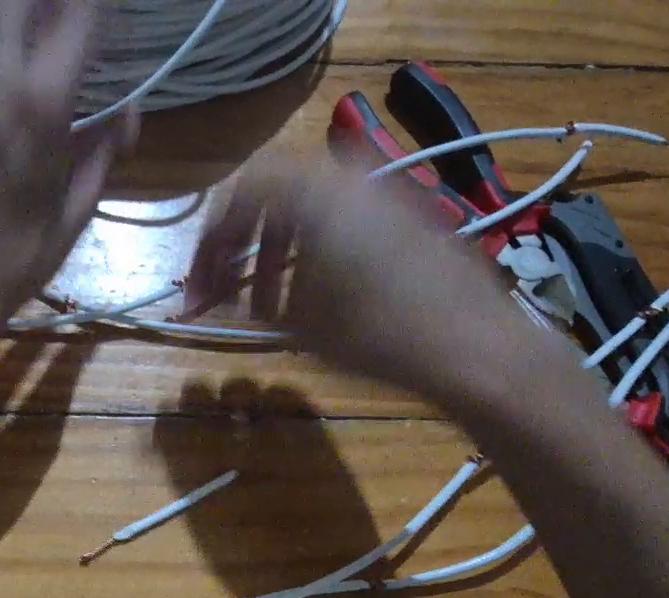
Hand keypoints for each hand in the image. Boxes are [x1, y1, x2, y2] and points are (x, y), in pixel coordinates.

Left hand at [0, 0, 138, 337]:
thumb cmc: (13, 263)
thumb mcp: (73, 214)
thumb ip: (104, 152)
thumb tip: (129, 113)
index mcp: (41, 100)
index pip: (80, 14)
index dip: (94, 10)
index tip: (100, 19)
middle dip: (46, 7)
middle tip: (57, 23)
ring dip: (3, 18)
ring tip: (20, 38)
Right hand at [184, 155, 560, 417]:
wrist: (473, 346)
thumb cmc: (377, 337)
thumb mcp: (297, 323)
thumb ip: (246, 301)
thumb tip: (212, 299)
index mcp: (313, 194)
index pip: (235, 200)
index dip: (206, 249)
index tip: (195, 293)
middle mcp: (347, 179)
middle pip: (268, 194)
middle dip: (237, 245)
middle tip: (222, 290)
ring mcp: (382, 193)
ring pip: (305, 205)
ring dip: (271, 248)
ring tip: (265, 302)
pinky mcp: (407, 215)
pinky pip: (339, 218)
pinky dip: (309, 248)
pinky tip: (311, 295)